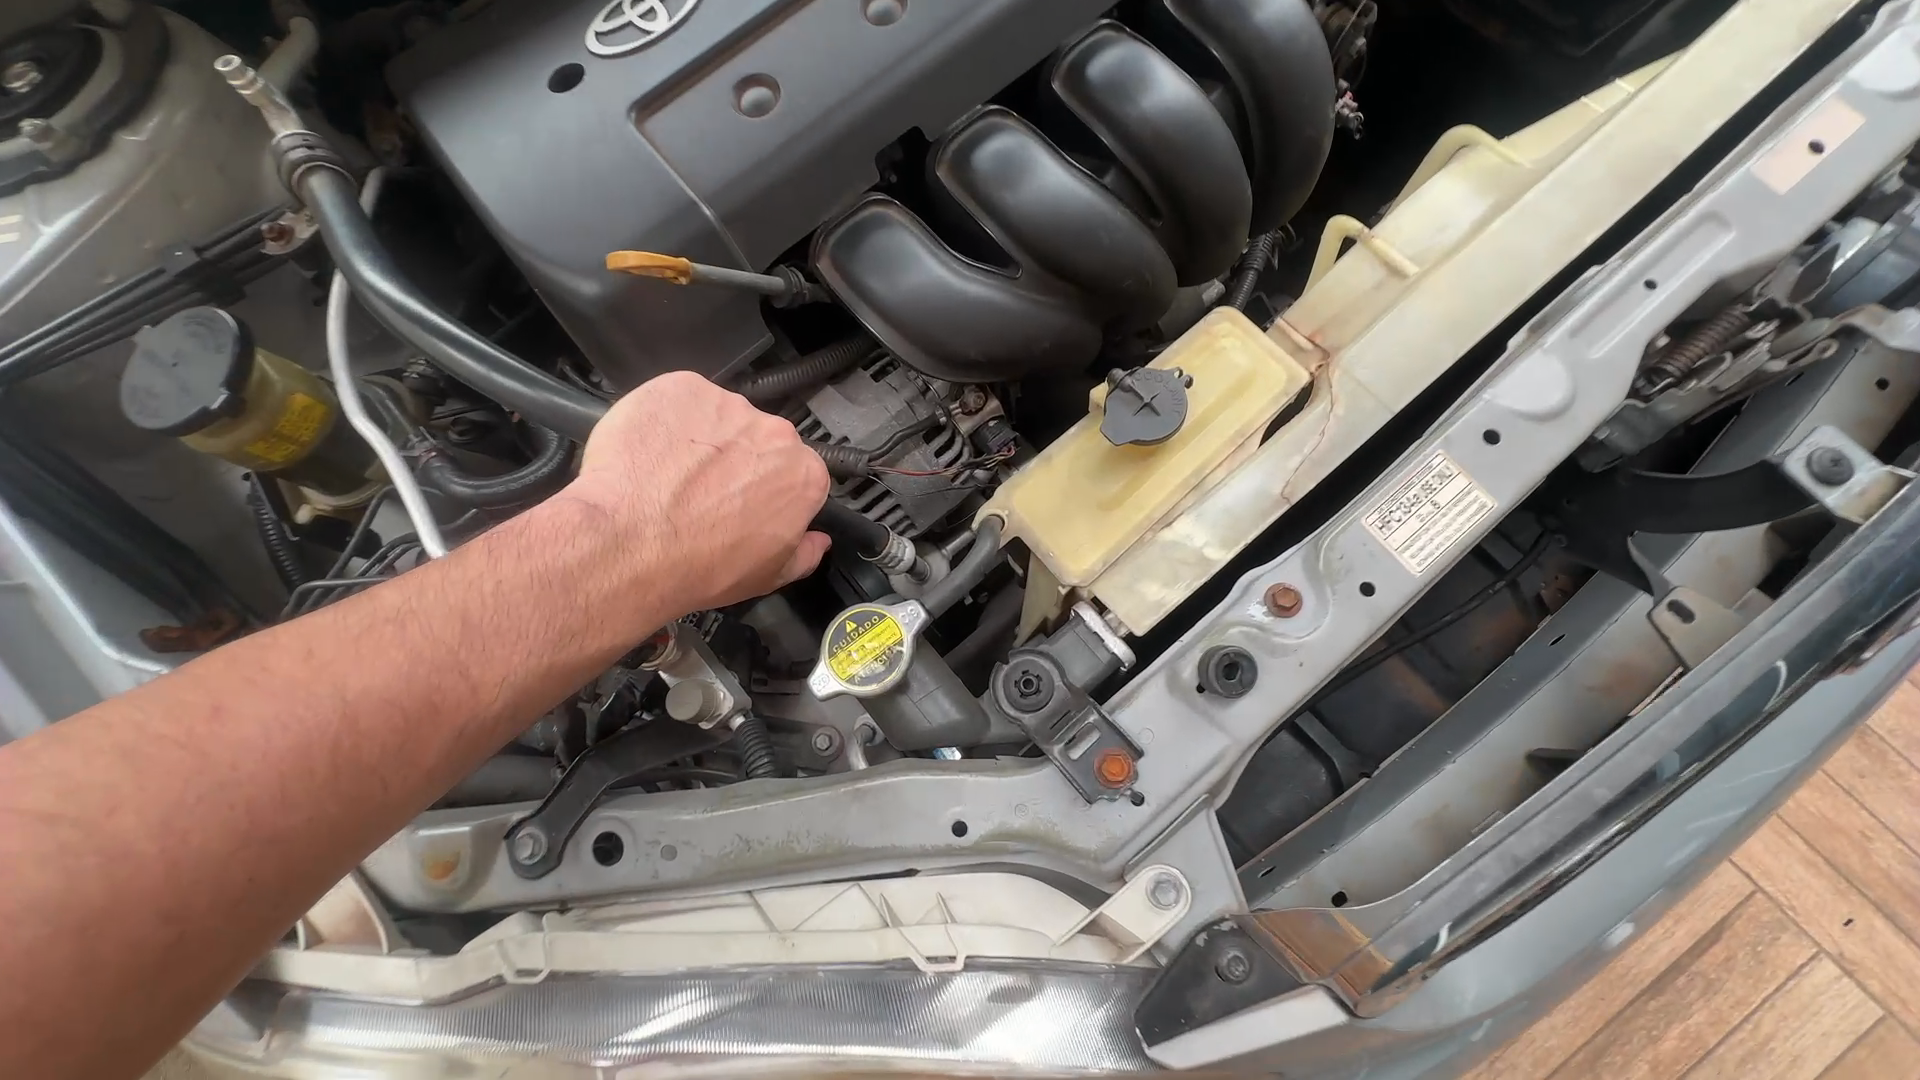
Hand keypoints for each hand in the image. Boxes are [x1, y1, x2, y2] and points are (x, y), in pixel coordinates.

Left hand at [564, 371, 830, 615]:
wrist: (630, 544)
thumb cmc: (699, 565)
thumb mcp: (768, 577)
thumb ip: (804, 554)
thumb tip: (816, 541)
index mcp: (803, 475)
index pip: (799, 473)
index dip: (772, 491)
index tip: (749, 505)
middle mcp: (774, 432)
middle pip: (761, 440)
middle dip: (738, 461)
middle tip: (705, 493)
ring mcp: (728, 405)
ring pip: (719, 418)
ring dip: (702, 440)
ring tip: (670, 478)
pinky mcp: (682, 388)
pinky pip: (679, 400)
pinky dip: (665, 421)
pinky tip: (650, 457)